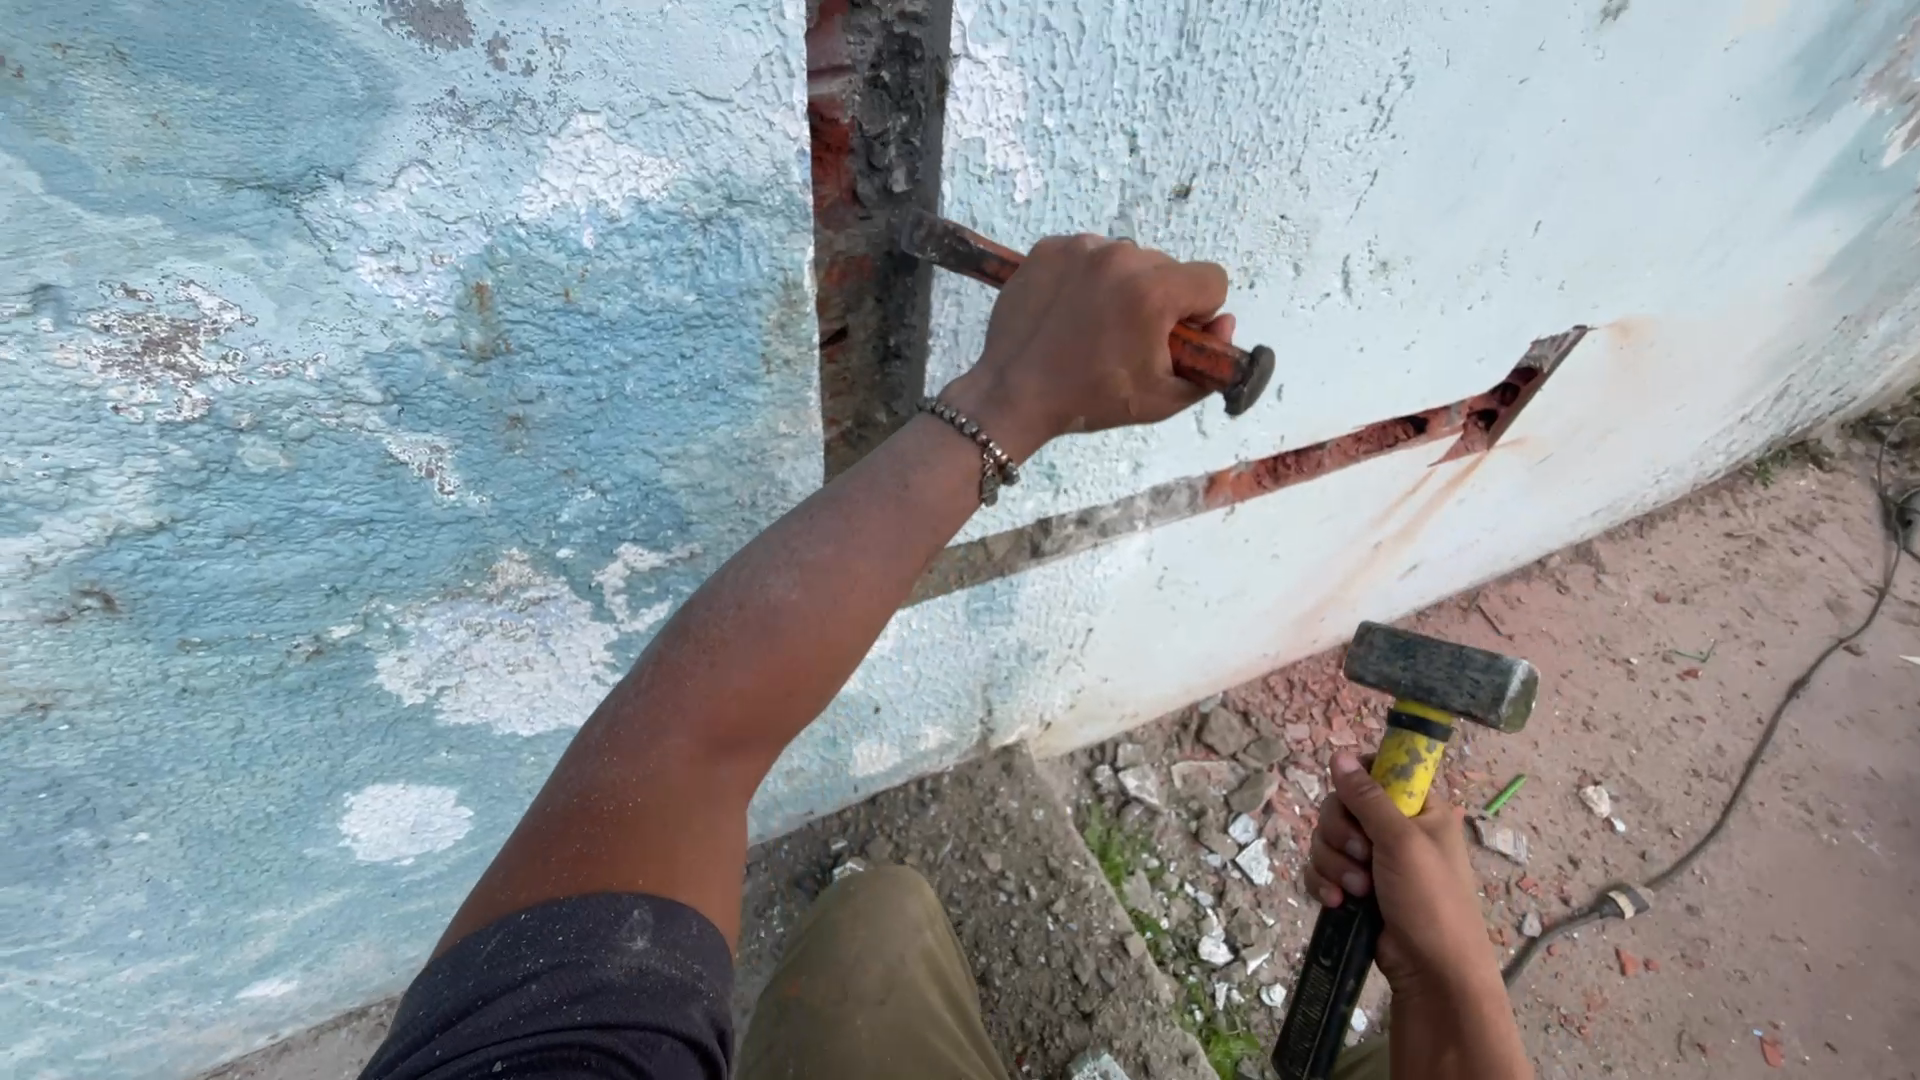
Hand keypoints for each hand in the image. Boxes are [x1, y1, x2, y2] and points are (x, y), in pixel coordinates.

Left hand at [940, 235, 1233, 460]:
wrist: (1014, 394)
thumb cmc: (1089, 400)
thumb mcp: (1163, 398)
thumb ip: (1209, 362)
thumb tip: (1222, 325)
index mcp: (1154, 291)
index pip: (1211, 281)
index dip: (1198, 314)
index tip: (1170, 338)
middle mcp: (1121, 257)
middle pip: (1167, 269)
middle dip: (1158, 300)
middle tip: (1124, 339)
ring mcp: (1081, 248)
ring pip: (1126, 260)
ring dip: (1121, 287)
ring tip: (1093, 326)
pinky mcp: (1049, 248)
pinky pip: (1088, 254)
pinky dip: (1086, 278)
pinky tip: (1069, 311)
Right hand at [1304, 752, 1497, 997]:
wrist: (1432, 975)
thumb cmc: (1431, 902)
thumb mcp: (1402, 842)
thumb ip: (1367, 797)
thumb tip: (1339, 755)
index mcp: (1420, 810)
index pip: (1380, 770)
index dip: (1358, 778)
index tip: (1350, 795)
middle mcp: (1395, 829)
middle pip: (1342, 804)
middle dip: (1341, 833)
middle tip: (1361, 856)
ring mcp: (1373, 859)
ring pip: (1327, 838)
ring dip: (1334, 864)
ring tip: (1357, 891)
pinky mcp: (1355, 886)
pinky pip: (1321, 867)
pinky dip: (1324, 882)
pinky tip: (1337, 901)